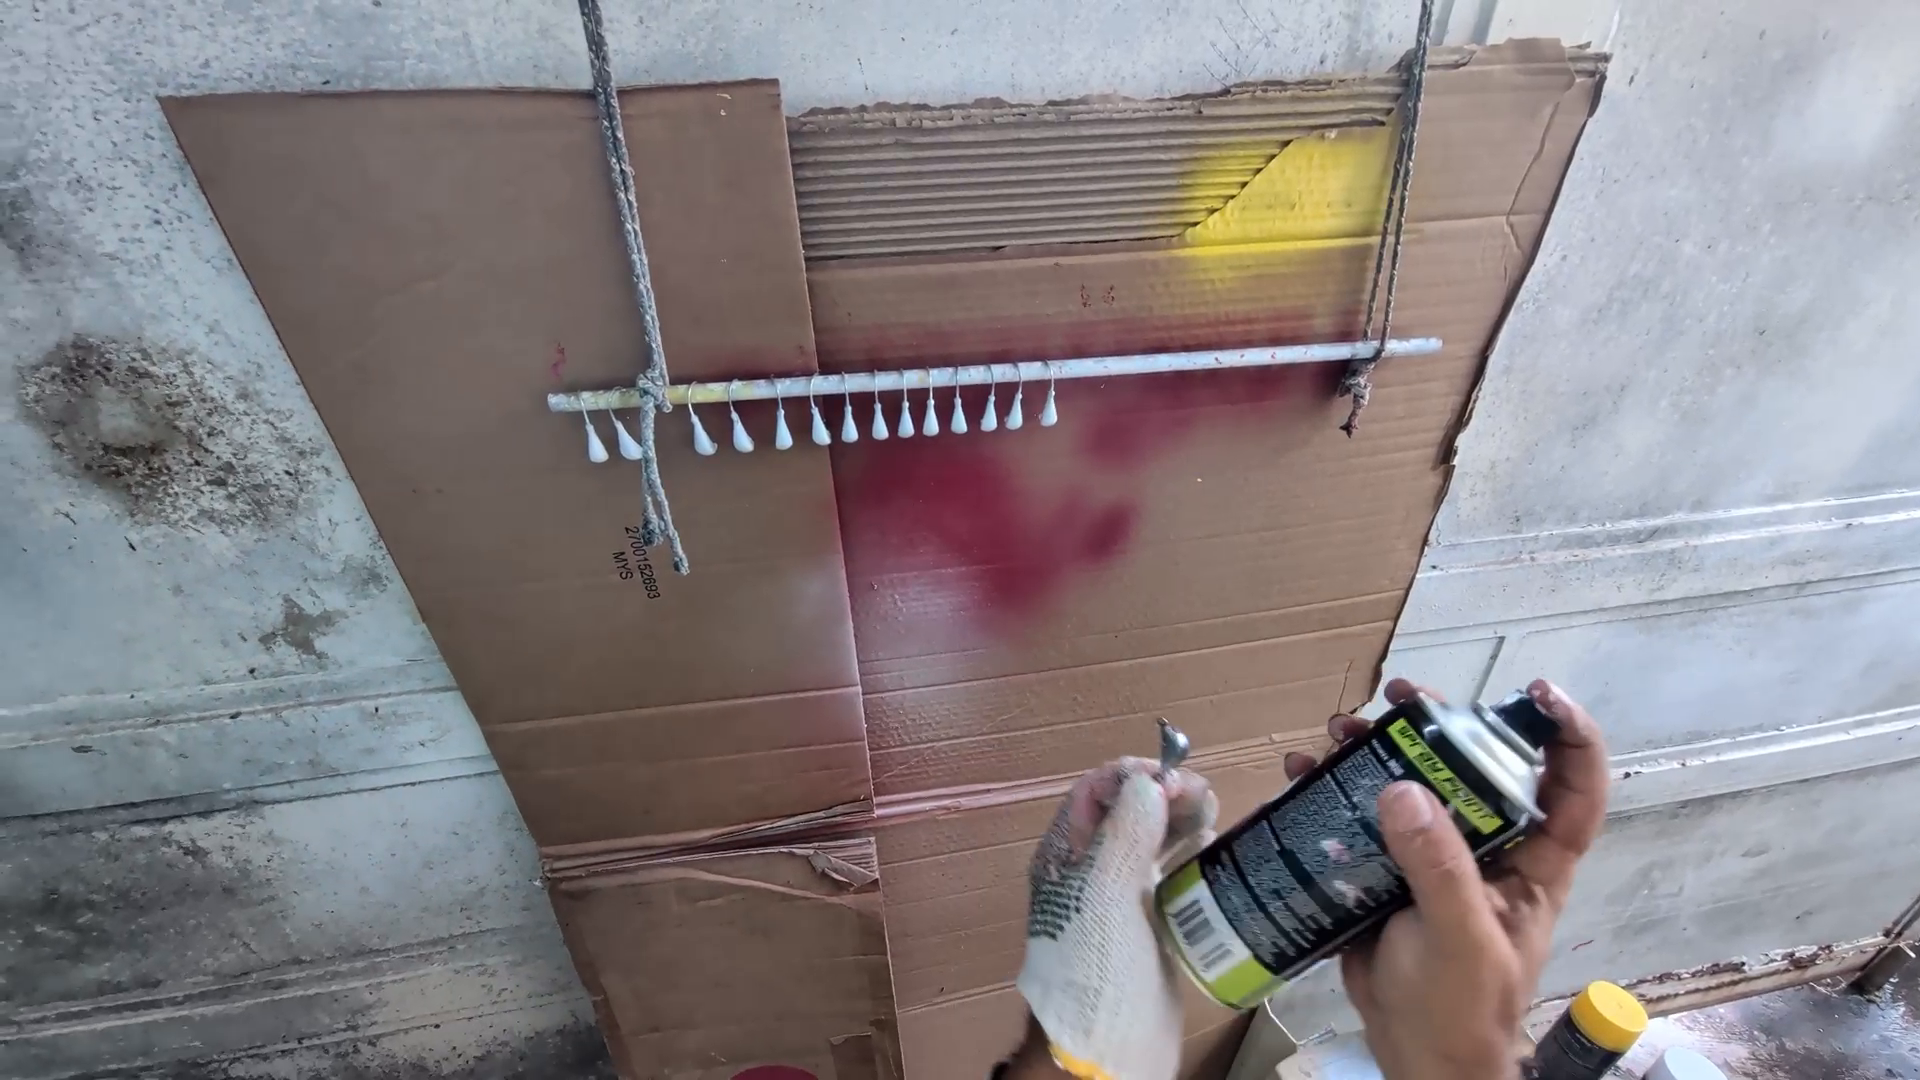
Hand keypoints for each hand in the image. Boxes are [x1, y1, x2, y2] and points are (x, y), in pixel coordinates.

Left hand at [1014, 756, 1217, 1079]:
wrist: (1108, 1050)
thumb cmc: (1096, 966)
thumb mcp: (1104, 893)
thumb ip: (1124, 833)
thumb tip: (1146, 781)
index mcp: (1066, 852)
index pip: (1095, 792)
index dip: (1131, 775)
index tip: (1173, 774)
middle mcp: (1090, 866)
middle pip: (1125, 810)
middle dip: (1160, 792)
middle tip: (1201, 791)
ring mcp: (1119, 894)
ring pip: (1149, 838)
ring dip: (1177, 817)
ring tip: (1210, 809)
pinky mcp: (1148, 919)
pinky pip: (1167, 871)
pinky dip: (1188, 851)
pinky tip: (1210, 845)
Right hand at [1284, 679, 1608, 1079]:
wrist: (1410, 1050)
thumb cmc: (1460, 1008)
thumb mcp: (1461, 940)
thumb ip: (1439, 868)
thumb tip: (1401, 788)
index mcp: (1527, 863)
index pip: (1569, 792)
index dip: (1567, 738)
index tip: (1537, 692)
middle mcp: (1479, 844)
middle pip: (1469, 765)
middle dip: (1438, 721)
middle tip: (1399, 695)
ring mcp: (1425, 850)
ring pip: (1405, 777)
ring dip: (1372, 745)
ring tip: (1338, 729)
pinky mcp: (1378, 860)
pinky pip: (1353, 808)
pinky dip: (1325, 782)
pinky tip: (1301, 771)